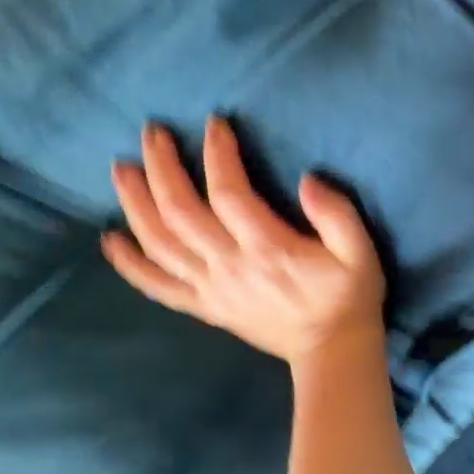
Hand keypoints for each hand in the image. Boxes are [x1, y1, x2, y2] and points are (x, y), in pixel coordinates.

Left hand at [102, 117, 385, 367]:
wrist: (333, 348)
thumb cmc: (350, 294)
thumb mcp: (361, 252)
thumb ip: (337, 215)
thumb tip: (308, 180)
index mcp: (269, 247)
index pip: (229, 193)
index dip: (218, 155)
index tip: (214, 125)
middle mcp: (228, 265)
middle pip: (179, 211)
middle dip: (162, 168)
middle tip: (152, 134)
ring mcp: (209, 288)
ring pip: (157, 241)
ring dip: (135, 203)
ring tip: (123, 170)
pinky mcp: (203, 305)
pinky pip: (154, 284)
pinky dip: (127, 262)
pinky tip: (112, 238)